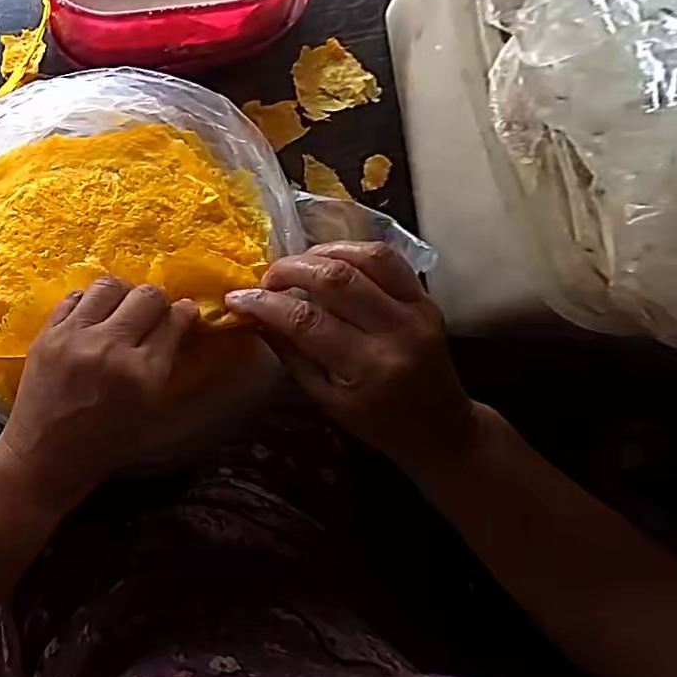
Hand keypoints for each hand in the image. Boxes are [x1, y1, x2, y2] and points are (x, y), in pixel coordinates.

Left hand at [0, 277, 197, 509]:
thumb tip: (176, 325)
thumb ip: (162, 365)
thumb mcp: (147, 409)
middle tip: (152, 312)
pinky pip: (73, 298)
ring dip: (121, 294)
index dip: (184, 314)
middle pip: (146, 296)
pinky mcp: (46, 335)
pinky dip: (87, 302)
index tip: (184, 313)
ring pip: (108, 286)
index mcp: (142, 373)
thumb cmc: (103, 444)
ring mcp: (73, 336)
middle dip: (157, 301)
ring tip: (119, 309)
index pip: (174, 322)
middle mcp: (109, 346)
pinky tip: (91, 316)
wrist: (43, 455)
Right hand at [225, 242, 478, 471]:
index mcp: (367, 365)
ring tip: (296, 266)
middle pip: (337, 280)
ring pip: (367, 258)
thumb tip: (254, 317)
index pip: (306, 320)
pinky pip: (389, 259)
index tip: (236, 299)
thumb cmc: (373, 419)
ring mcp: (418, 310)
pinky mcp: (426, 297)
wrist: (440, 426)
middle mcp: (397, 332)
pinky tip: (327, 260)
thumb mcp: (322, 396)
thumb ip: (289, 352)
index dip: (264, 304)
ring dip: (321, 253)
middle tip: (265, 280)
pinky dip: (351, 251)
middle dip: (289, 270)